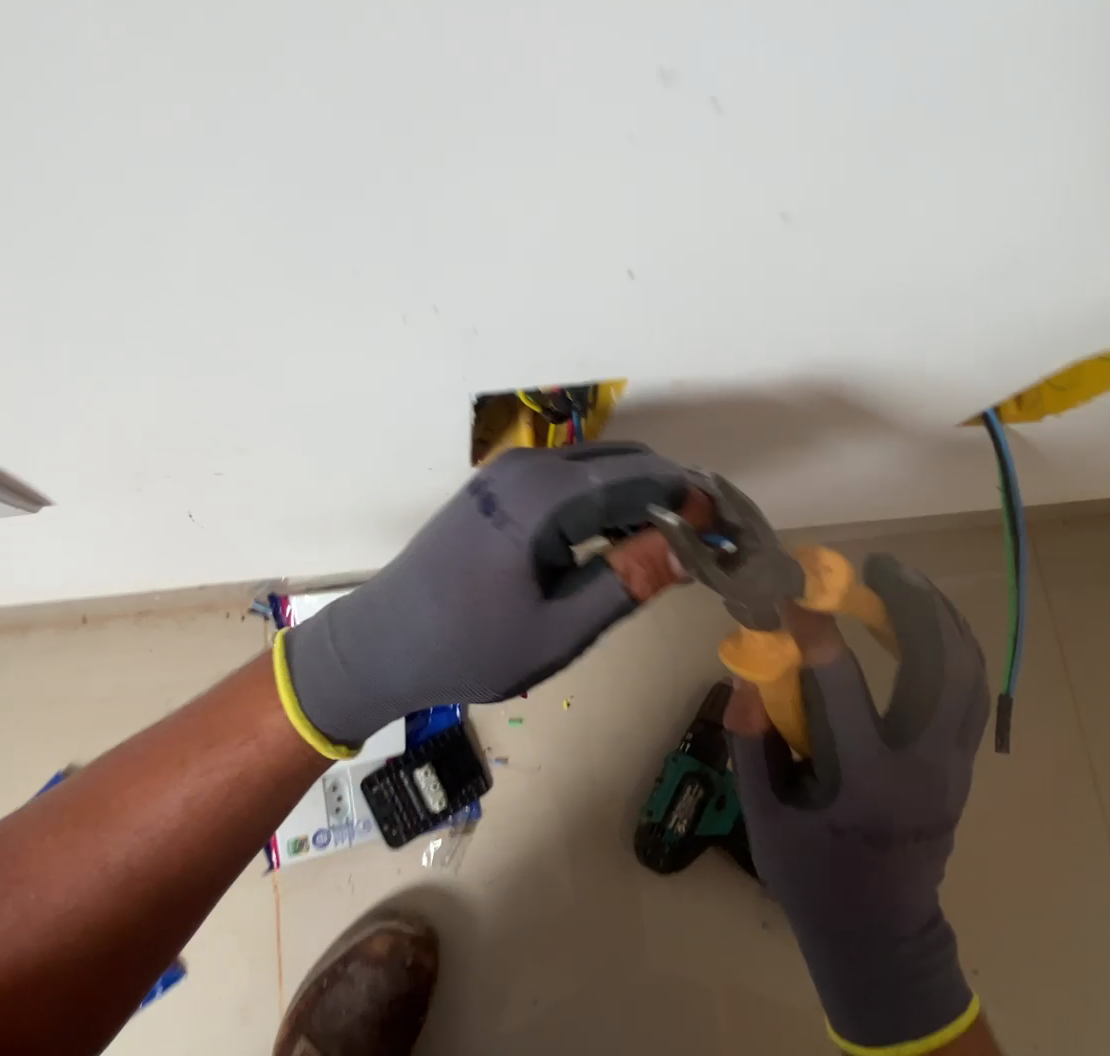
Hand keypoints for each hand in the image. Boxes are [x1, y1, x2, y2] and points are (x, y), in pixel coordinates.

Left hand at [280, 442, 699, 750]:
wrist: (382, 643)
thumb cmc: (469, 647)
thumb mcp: (558, 630)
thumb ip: (626, 582)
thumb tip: (688, 544)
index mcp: (543, 496)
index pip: (642, 478)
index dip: (691, 500)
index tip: (727, 530)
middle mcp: (527, 468)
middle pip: (622, 463)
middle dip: (669, 494)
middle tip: (704, 542)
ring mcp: (505, 474)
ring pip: (595, 468)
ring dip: (636, 497)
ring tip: (668, 545)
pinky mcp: (494, 489)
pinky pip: (566, 481)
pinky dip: (601, 501)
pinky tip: (614, 540)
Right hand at [727, 553, 990, 1051]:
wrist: (881, 934)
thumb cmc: (813, 879)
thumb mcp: (764, 818)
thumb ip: (752, 744)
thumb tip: (747, 675)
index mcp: (866, 783)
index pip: (842, 689)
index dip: (815, 632)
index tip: (792, 592)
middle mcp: (923, 766)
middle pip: (938, 666)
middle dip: (911, 605)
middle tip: (876, 567)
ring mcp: (952, 766)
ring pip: (968, 673)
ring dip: (939, 617)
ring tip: (903, 581)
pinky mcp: (961, 767)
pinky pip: (969, 692)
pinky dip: (952, 647)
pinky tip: (923, 624)